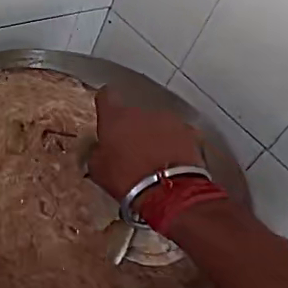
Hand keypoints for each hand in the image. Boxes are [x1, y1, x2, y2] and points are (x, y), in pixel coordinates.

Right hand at [89, 85, 250, 210]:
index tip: (106, 115)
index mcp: (116, 117)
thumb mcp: (97, 168)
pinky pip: (177, 134)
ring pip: (156, 123)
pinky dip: (174, 143)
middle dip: (132, 127)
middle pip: (134, 113)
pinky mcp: (190, 132)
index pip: (107, 96)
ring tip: (153, 158)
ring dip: (153, 135)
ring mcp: (169, 120)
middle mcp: (142, 111)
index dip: (106, 104)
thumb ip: (98, 151)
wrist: (167, 191)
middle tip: (130, 150)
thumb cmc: (125, 178)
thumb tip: (101, 148)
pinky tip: (171, 161)